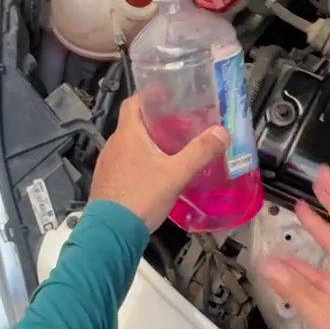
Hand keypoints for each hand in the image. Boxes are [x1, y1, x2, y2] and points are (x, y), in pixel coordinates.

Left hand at [91, 98, 228, 230]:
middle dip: (155, 121)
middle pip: (134, 123)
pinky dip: (140, 161)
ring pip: (129, 144)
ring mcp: (108, 164)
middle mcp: (114, 145)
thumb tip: (221, 133)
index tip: (168, 95)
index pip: (133, 102)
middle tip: (179, 124)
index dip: (150, 95)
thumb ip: (199, 152)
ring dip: (148, 142)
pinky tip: (156, 173)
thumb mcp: (176, 174)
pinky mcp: (108, 181)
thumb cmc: (140, 198)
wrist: (111, 232)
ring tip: (171, 148)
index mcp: (127, 134)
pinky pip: (125, 163)